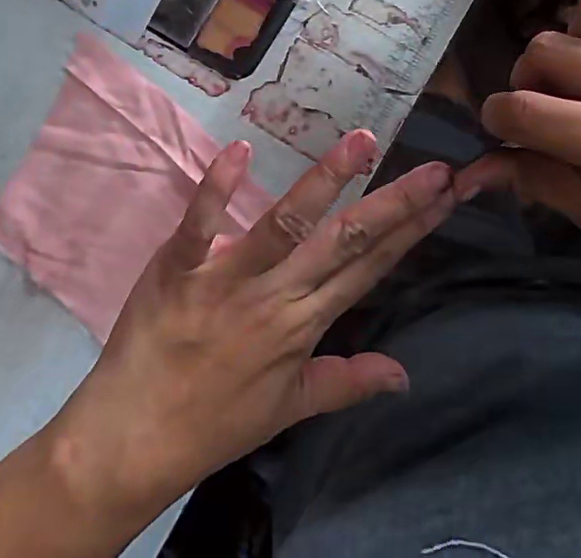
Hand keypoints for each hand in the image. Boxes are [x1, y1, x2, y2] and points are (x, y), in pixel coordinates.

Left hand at [41, 132, 460, 517]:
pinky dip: (219, 188)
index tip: (444, 194)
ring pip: (287, 224)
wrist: (136, 437)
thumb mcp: (289, 408)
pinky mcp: (180, 267)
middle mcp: (277, 296)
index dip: (411, 229)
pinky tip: (242, 150)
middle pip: (345, 241)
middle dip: (393, 203)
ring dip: (325, 181)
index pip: (369, 267)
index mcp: (305, 323)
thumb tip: (404, 374)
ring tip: (361, 142)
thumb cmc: (213, 420)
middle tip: (434, 169)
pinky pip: (202, 223)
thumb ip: (347, 381)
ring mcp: (228, 279)